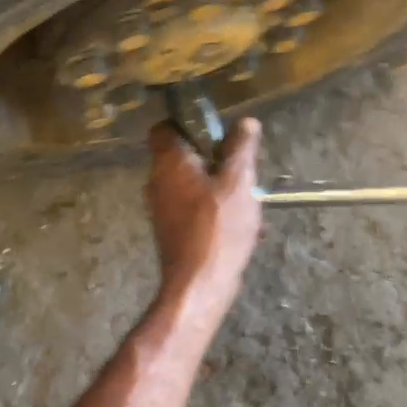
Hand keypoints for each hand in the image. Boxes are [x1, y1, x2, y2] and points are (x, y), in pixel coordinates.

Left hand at [145, 117, 262, 305]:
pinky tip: (244, 227)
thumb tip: (245, 122)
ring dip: (220, 188)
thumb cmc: (218, 227)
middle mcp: (157, 182)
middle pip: (183, 157)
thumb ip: (241, 149)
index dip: (187, 124)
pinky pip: (195, 210)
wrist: (199, 284)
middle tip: (241, 168)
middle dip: (214, 159)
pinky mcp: (172, 231)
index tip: (215, 130)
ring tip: (249, 200)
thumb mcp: (238, 182)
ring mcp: (162, 209)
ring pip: (193, 185)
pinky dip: (216, 211)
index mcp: (168, 162)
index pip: (164, 128)